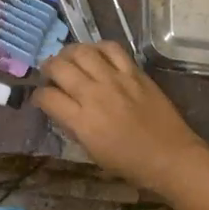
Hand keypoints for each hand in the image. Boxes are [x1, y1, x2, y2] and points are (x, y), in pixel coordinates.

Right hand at [37, 42, 208, 191]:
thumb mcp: (92, 152)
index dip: (38, 96)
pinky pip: (111, 48)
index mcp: (82, 121)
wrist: (170, 157)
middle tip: (49, 73)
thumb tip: (60, 107)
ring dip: (69, 53)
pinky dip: (98, 47)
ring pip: (82, 51)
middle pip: (60, 67)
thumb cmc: (129, 163)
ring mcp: (115, 79)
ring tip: (68, 59)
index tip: (40, 97)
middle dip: (48, 68)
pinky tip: (95, 54)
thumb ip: (73, 126)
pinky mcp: (134, 72)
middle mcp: (94, 95)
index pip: (48, 97)